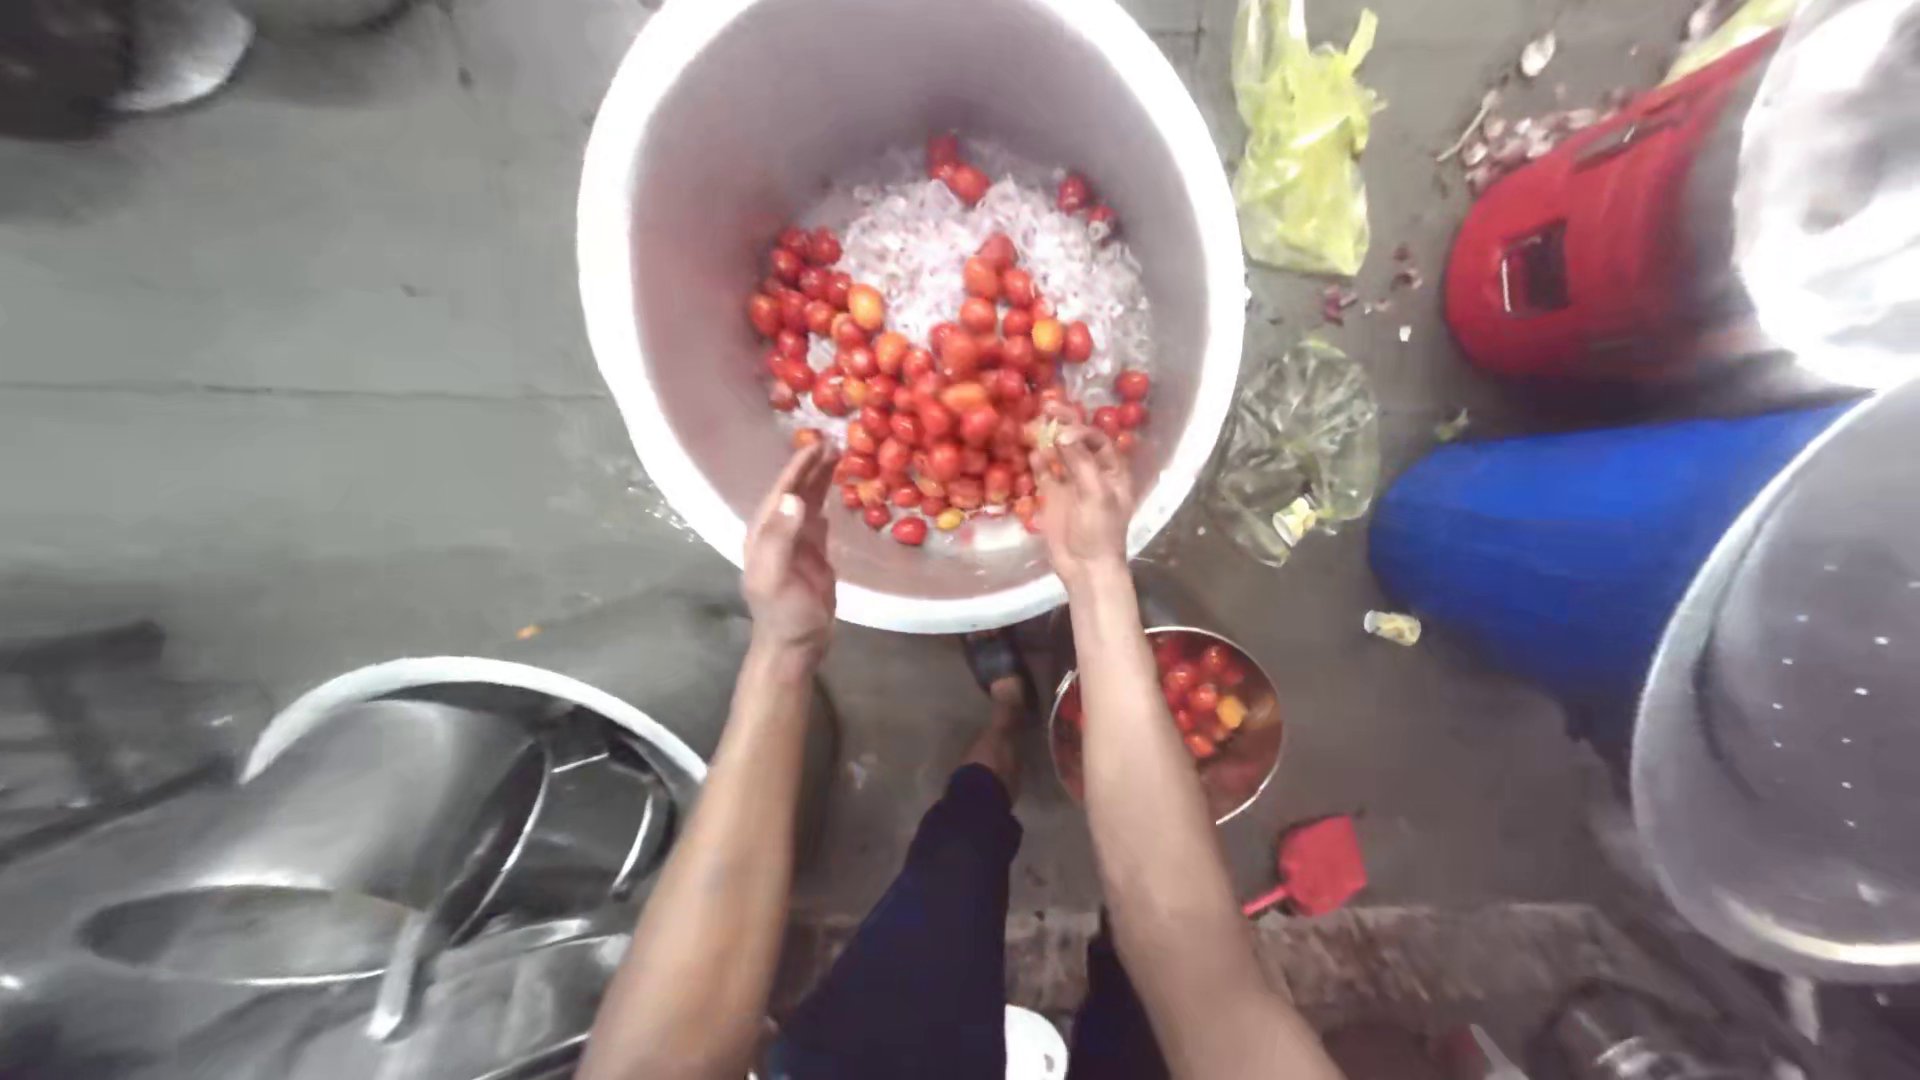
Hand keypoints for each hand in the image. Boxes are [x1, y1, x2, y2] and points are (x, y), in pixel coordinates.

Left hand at [743, 442, 838, 655]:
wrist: (796, 643)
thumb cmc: (784, 612)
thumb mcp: (776, 575)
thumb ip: (780, 537)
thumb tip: (794, 498)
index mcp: (764, 533)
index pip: (782, 491)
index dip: (798, 467)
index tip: (817, 444)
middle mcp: (778, 532)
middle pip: (795, 491)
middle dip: (812, 466)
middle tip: (835, 442)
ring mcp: (797, 543)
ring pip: (808, 502)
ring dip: (821, 479)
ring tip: (839, 456)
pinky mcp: (814, 555)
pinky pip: (819, 520)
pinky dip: (827, 501)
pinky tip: (834, 491)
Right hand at [1031, 416, 1132, 589]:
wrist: (1085, 567)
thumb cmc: (1099, 531)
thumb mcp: (1095, 493)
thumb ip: (1080, 462)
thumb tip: (1062, 434)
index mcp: (1112, 472)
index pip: (1097, 439)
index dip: (1081, 430)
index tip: (1063, 432)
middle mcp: (1092, 473)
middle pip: (1077, 441)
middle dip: (1064, 424)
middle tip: (1046, 405)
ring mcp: (1071, 484)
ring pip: (1059, 454)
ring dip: (1048, 439)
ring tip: (1033, 424)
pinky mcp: (1053, 497)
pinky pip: (1045, 473)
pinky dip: (1039, 461)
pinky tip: (1032, 451)